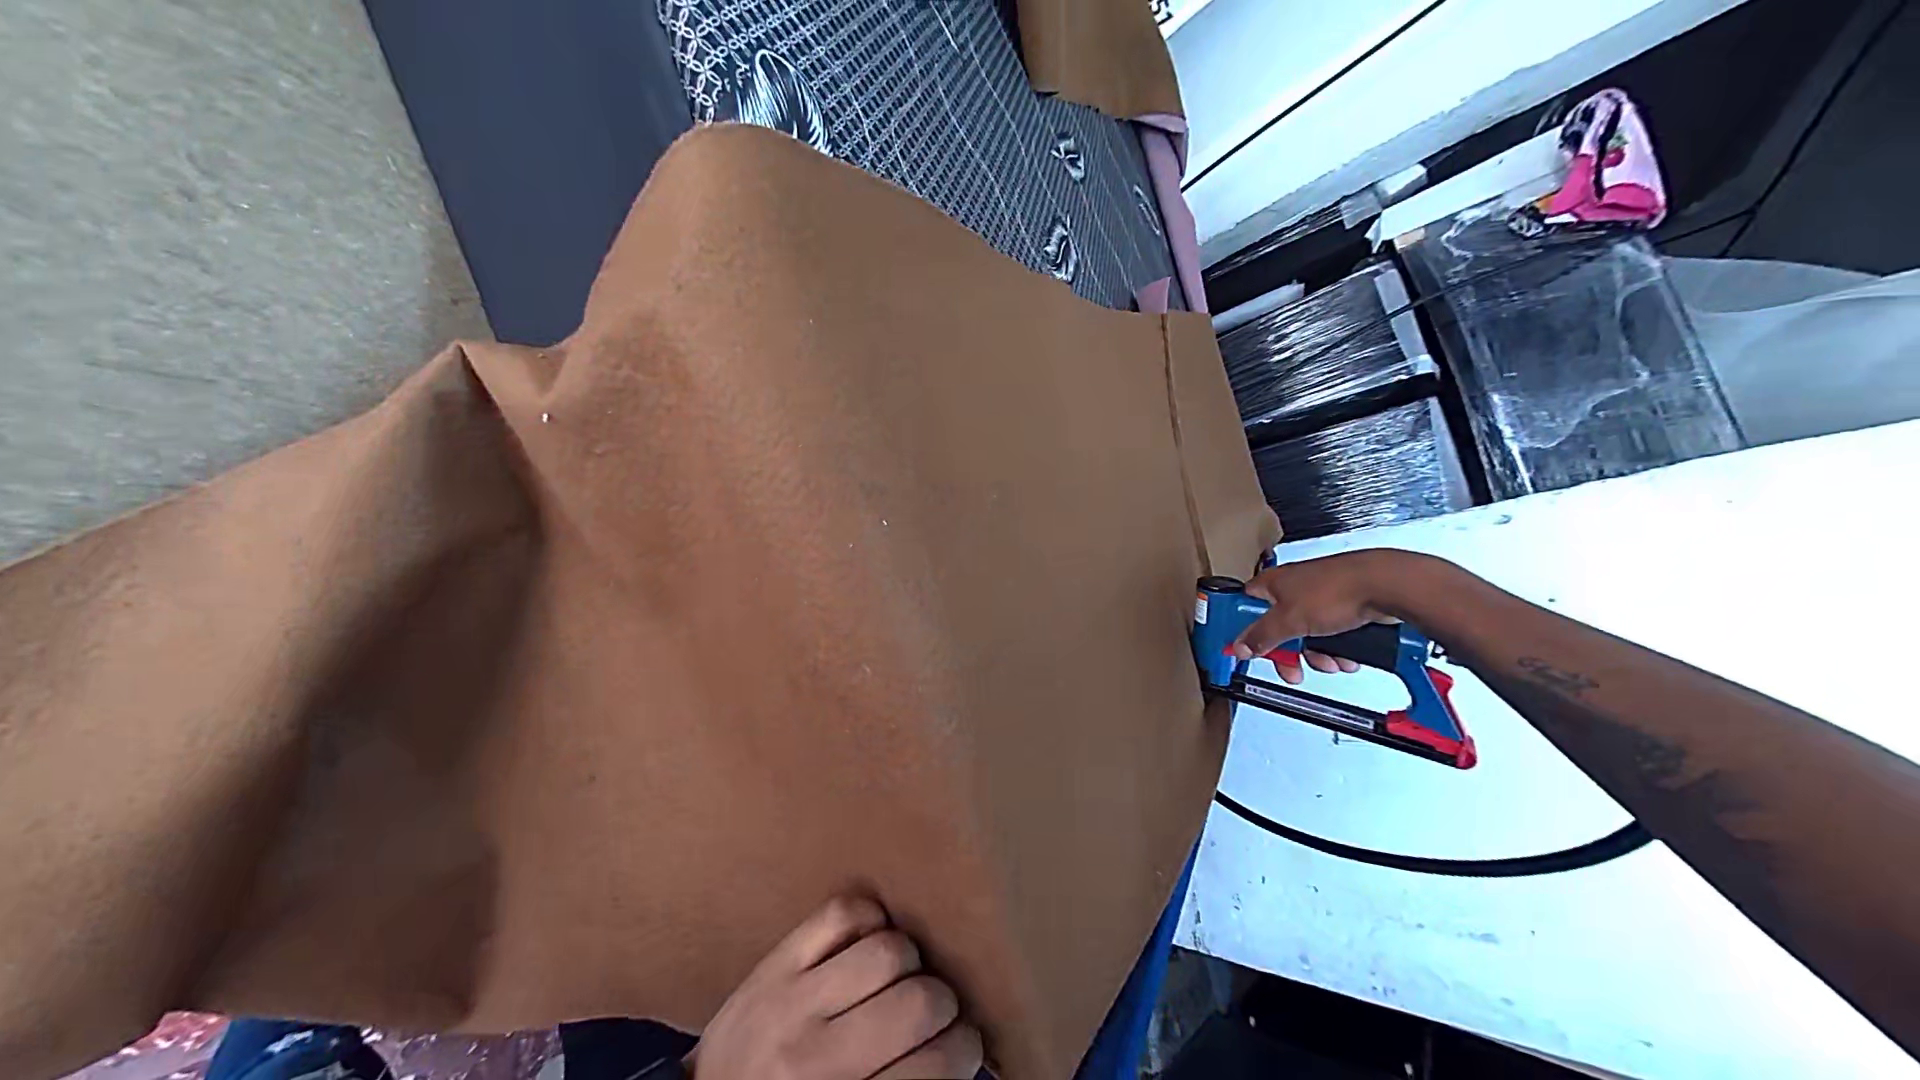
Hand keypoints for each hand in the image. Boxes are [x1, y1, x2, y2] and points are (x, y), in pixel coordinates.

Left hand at [688, 896, 983, 1079]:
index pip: (933, 1069)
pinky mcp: (775, 961)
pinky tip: (871, 941)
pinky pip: (842, 913)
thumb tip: (960, 1050)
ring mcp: (791, 1001)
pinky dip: (870, 919)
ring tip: (903, 975)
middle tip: (938, 1010)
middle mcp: (817, 1058)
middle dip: (943, 1003)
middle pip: (918, 1002)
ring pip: (887, 951)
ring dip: (911, 961)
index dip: (966, 1049)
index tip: (966, 1043)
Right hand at [1229, 550, 1441, 681]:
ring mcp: (1317, 600)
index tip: (1232, 645)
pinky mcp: (1340, 611)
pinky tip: (1342, 655)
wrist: (1388, 587)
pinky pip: (1328, 638)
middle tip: (1287, 665)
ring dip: (1313, 655)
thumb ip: (1260, 636)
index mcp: (1271, 584)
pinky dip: (1334, 651)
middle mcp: (1292, 589)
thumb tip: (1241, 645)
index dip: (1235, 625)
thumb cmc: (1340, 588)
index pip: (1240, 605)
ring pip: (1303, 636)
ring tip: (1325, 661)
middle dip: (1283, 651)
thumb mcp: (1289, 621)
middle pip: (1273, 627)